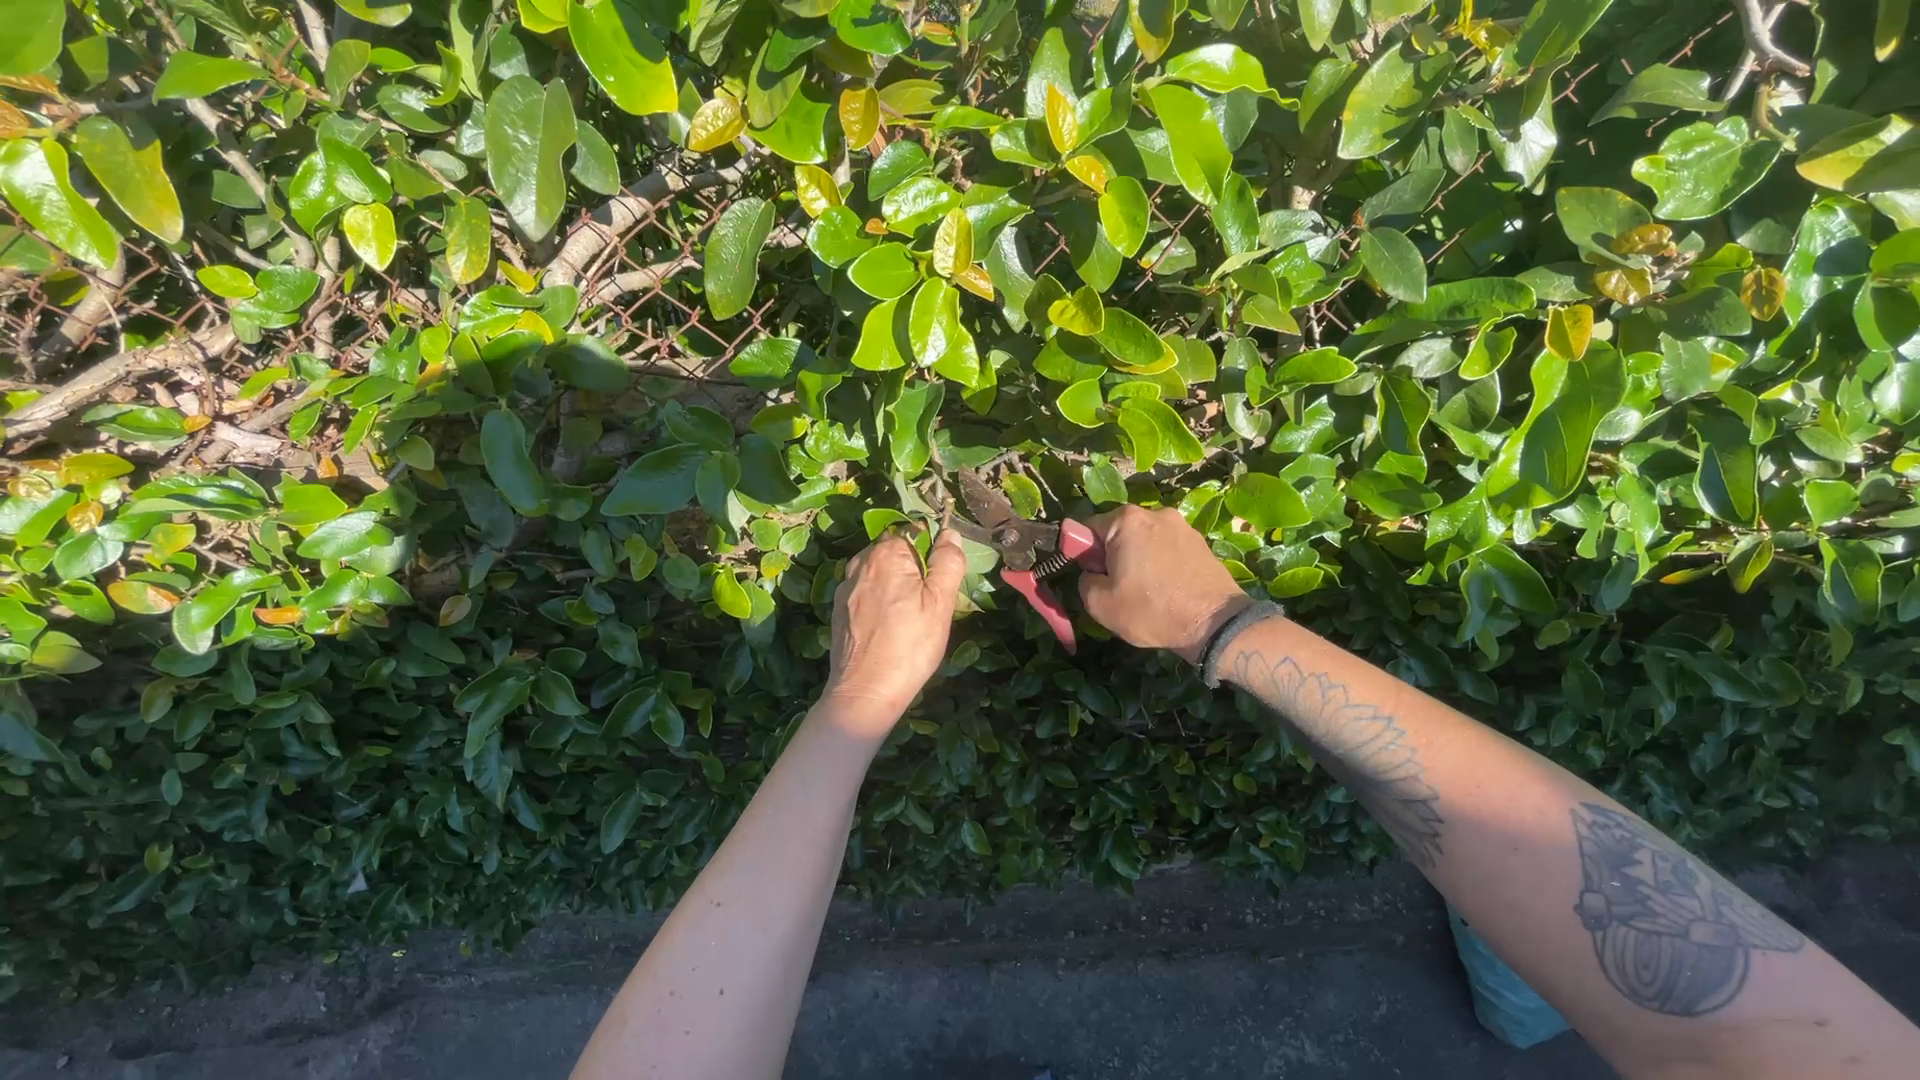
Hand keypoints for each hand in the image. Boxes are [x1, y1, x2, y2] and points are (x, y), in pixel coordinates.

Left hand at [823, 529, 966, 731]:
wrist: (866, 691)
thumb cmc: (910, 646)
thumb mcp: (941, 603)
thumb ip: (948, 562)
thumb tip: (950, 533)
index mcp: (887, 553)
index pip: (917, 533)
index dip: (934, 554)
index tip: (941, 582)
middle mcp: (861, 562)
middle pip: (897, 553)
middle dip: (914, 571)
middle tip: (928, 605)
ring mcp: (845, 586)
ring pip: (880, 573)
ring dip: (896, 586)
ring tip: (909, 619)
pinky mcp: (838, 609)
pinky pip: (866, 593)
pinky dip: (879, 602)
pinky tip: (888, 627)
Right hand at [1078, 505, 1249, 662]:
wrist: (1215, 623)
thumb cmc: (1152, 610)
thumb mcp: (1100, 605)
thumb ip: (1084, 581)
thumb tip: (1092, 573)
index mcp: (1126, 521)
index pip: (1087, 528)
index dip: (1084, 553)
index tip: (1094, 576)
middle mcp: (1155, 513)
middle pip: (1119, 531)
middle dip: (1113, 554)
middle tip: (1118, 586)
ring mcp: (1182, 525)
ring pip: (1145, 539)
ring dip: (1139, 557)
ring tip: (1146, 589)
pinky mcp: (1200, 541)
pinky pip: (1167, 547)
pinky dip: (1161, 562)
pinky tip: (1167, 587)